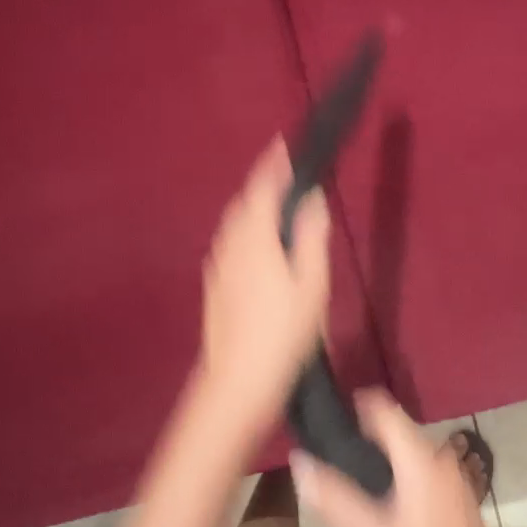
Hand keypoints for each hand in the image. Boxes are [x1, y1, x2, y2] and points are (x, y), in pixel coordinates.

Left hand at [198, 137, 330, 429]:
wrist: (238, 382)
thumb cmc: (283, 333)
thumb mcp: (311, 285)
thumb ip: (311, 237)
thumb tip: (311, 200)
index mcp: (255, 239)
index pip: (261, 189)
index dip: (272, 165)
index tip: (283, 145)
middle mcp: (230, 247)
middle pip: (243, 205)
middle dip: (261, 185)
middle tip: (283, 176)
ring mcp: (218, 269)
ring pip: (233, 226)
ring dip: (251, 209)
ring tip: (273, 206)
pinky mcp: (215, 289)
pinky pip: (229, 246)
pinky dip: (244, 232)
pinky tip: (256, 248)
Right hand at [292, 390, 506, 526]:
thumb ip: (334, 500)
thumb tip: (300, 463)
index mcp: (419, 458)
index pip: (386, 409)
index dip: (359, 404)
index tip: (333, 412)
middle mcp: (440, 457)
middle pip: (399, 428)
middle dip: (367, 432)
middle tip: (334, 447)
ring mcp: (454, 475)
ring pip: (412, 449)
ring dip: (385, 452)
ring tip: (353, 470)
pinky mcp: (459, 494)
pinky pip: (424, 466)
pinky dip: (402, 469)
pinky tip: (385, 496)